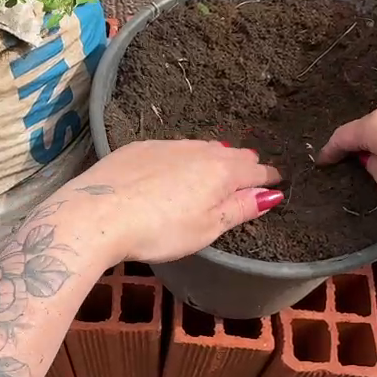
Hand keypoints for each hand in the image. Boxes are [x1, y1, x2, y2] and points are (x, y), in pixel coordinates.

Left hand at [54, 141, 281, 263]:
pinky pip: (171, 149)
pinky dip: (181, 159)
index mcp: (221, 171)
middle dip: (245, 164)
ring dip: (213, 159)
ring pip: (200, 148)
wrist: (98, 214)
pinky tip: (173, 171)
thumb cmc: (159, 230)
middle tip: (251, 174)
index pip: (256, 171)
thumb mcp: (207, 228)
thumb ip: (240, 208)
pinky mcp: (138, 148)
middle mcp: (198, 150)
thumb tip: (271, 194)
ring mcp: (166, 146)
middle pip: (231, 154)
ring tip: (216, 171)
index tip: (277, 181)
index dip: (268, 178)